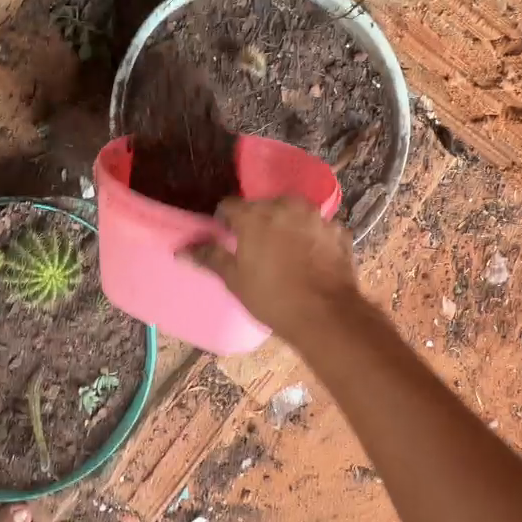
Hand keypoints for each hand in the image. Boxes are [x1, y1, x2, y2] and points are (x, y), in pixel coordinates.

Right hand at [186, 196, 361, 344]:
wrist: (327, 316)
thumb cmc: (272, 297)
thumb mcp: (234, 279)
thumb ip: (209, 257)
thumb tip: (181, 248)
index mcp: (255, 214)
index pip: (229, 205)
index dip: (225, 220)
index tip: (227, 237)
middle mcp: (286, 206)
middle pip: (264, 206)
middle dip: (258, 221)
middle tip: (256, 248)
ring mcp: (316, 217)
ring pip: (294, 213)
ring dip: (287, 226)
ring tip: (286, 253)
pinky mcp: (340, 231)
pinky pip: (319, 228)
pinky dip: (313, 238)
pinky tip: (312, 259)